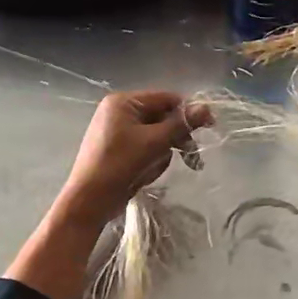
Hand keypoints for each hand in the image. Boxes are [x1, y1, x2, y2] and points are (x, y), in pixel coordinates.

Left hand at [58, 91, 212, 227]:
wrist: (89, 200)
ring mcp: (117, 131)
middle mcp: (119, 112)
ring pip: (156, 136)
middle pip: (162, 117)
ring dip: (161, 153)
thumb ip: (181, 124)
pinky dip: (150, 161)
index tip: (208, 128)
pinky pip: (145, 149)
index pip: (165, 98)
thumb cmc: (119, 164)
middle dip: (174, 139)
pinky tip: (144, 174)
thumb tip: (207, 108)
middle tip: (192, 159)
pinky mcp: (119, 150)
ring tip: (151, 169)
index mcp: (123, 102)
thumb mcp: (154, 142)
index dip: (187, 112)